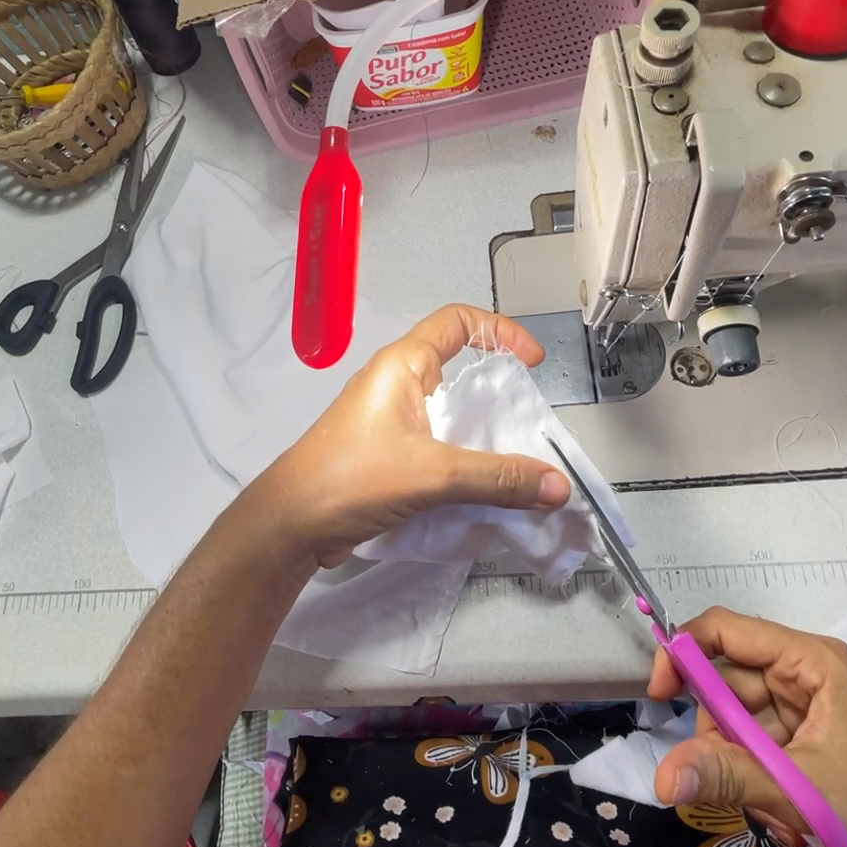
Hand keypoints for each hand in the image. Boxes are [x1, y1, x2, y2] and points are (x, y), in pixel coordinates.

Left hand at [246, 304, 570, 567]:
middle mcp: (396, 385)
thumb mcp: (433, 474)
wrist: (292, 524)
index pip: (457, 322)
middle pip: (458, 370)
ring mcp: (390, 420)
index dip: (499, 331)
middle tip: (525, 421)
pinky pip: (437, 445)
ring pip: (448, 413)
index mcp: (402, 365)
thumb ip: (497, 478)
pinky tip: (483, 488)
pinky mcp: (387, 454)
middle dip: (497, 393)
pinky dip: (463, 460)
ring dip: (481, 433)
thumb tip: (554, 485)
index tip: (530, 362)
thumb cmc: (349, 478)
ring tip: (513, 459)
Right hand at [647, 608, 846, 846]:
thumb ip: (727, 775)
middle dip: (717, 728)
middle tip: (718, 772)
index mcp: (811, 661)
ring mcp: (810, 707)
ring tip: (763, 799)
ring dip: (735, 757)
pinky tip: (777, 805)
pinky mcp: (812, 738)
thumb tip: (660, 777)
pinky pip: (758, 741)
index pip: (726, 630)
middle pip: (729, 679)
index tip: (658, 696)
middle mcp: (807, 673)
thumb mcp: (803, 791)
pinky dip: (753, 771)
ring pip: (739, 717)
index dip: (685, 653)